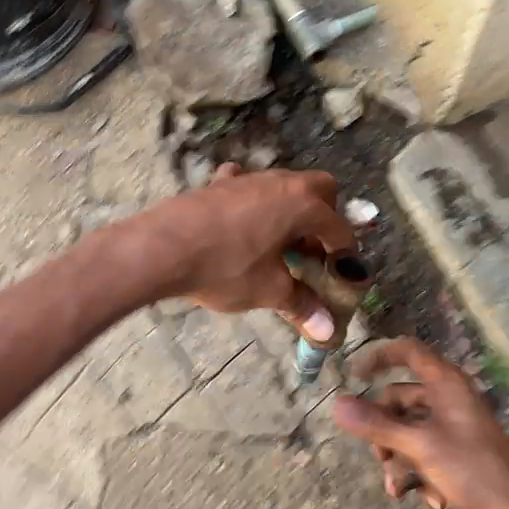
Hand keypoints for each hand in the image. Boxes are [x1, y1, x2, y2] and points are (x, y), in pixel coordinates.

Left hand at [130, 164, 356, 342]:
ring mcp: (248, 178)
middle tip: (315, 250)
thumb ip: (301, 305)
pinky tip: (243, 224)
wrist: (163, 248)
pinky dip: (253, 201)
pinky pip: (247, 185)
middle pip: (320, 188)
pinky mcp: (219, 183)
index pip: (339, 226)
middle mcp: (280, 182)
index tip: (341, 275)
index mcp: (302, 204)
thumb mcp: (269, 290)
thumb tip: (327, 330)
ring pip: (284, 185)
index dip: (345, 253)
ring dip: (291, 210)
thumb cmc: (225, 267)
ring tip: (280, 245)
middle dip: (326, 216)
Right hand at [332, 339, 508, 508]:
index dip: (378, 356)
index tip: (352, 376)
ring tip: (401, 491)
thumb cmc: (473, 471)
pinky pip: (425, 452)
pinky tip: (430, 501)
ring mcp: (455, 426)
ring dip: (400, 460)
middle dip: (385, 432)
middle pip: (400, 399)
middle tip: (381, 460)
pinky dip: (420, 473)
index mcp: (445, 382)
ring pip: (409, 431)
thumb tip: (336, 403)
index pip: (407, 351)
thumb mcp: (419, 447)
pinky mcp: (459, 453)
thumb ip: (377, 425)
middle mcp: (449, 397)